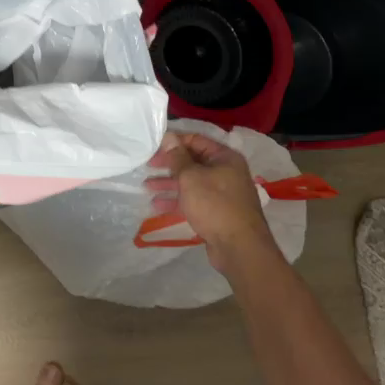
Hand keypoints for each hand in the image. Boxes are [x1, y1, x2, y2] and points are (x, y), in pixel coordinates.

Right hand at [145, 132, 276, 272]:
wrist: (239, 247)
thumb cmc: (214, 205)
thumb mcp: (191, 177)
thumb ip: (177, 157)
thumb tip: (169, 136)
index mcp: (224, 157)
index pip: (195, 140)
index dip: (173, 142)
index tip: (152, 147)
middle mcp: (226, 172)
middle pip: (192, 162)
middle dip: (168, 165)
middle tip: (146, 166)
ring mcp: (222, 193)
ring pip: (191, 182)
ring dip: (169, 184)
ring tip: (146, 187)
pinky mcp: (217, 212)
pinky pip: (194, 200)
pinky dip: (177, 201)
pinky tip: (157, 206)